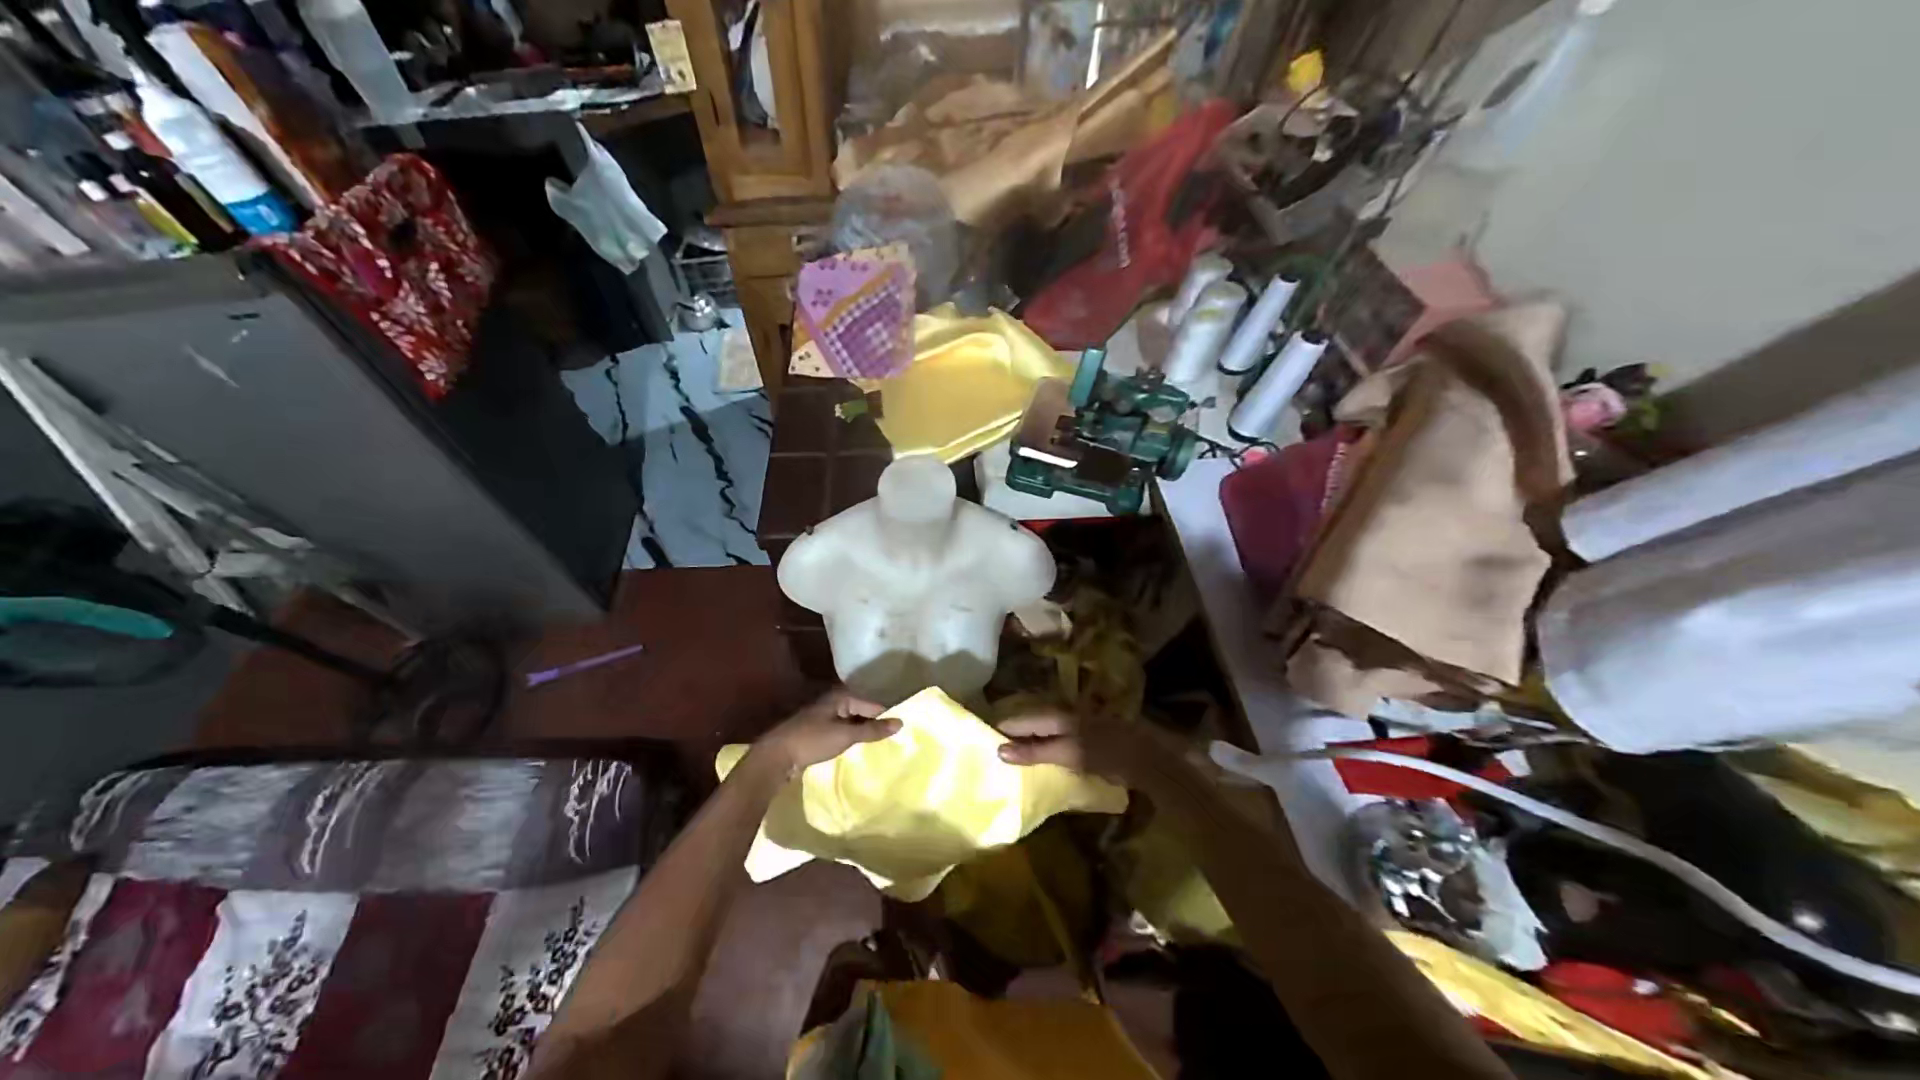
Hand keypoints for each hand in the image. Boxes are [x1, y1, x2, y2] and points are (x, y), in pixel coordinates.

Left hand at [748, 688, 898, 777]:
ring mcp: (824, 717)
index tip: (902, 732)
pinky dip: (851, 740)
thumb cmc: (812, 741)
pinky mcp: (817, 732)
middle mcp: (833, 703)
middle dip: (875, 725)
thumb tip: (901, 723)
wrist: (776, 756)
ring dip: (862, 734)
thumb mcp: (846, 735)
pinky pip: (841, 732)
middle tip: (894, 741)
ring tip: (880, 748)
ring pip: (851, 723)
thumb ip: (873, 730)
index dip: (886, 717)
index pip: (872, 705)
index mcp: (840, 697)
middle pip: (862, 712)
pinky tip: (858, 751)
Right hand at [996, 708, 1170, 783]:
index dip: (1004, 726)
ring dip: (1032, 740)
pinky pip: (1061, 740)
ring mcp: (1083, 728)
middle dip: (1016, 732)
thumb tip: (1000, 750)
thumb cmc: (1108, 753)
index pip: (1024, 718)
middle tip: (993, 743)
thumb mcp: (1068, 753)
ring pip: (1048, 730)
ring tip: (1014, 753)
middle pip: (1035, 722)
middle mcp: (1069, 716)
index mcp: (1060, 716)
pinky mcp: (1093, 742)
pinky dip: (1048, 747)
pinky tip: (1045, 758)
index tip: (982, 734)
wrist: (1152, 759)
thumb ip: (1036, 751)